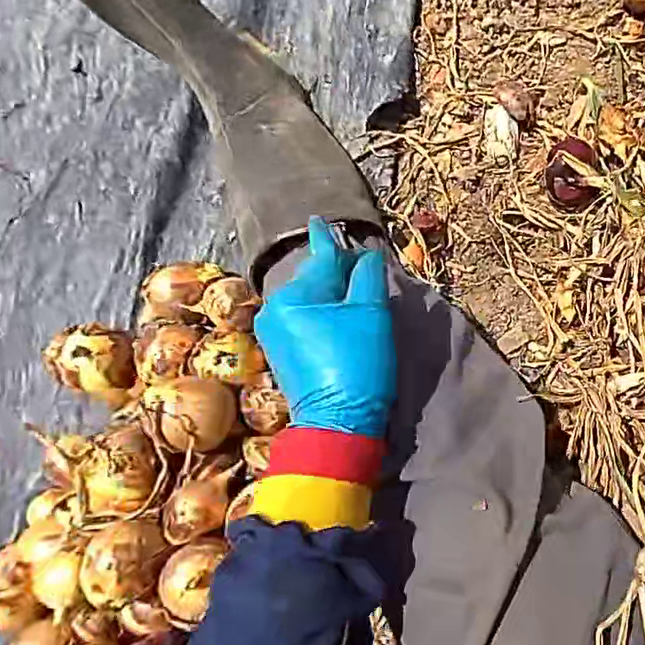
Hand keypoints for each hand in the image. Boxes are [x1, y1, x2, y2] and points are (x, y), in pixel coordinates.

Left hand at [254, 218, 395, 437]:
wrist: (338, 425)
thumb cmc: (357, 367)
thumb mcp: (370, 315)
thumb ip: (368, 276)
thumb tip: (365, 254)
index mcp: (293, 296)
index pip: (321, 259)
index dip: (329, 239)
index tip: (321, 219)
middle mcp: (275, 309)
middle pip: (314, 280)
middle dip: (338, 274)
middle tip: (364, 272)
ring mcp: (274, 333)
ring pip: (309, 301)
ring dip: (332, 296)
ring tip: (355, 299)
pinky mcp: (280, 352)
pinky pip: (303, 320)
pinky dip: (322, 315)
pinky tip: (340, 320)